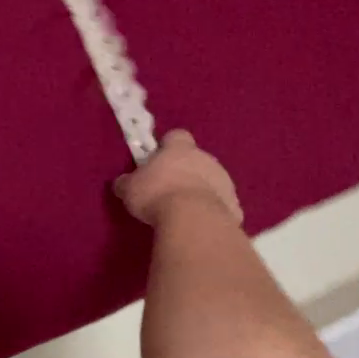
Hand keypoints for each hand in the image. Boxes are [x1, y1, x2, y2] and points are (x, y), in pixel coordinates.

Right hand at [113, 130, 242, 227]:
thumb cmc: (156, 195)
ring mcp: (224, 181)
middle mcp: (206, 159)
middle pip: (195, 159)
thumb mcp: (129, 188)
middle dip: (183, 170)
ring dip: (198, 188)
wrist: (194, 220)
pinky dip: (210, 208)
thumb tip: (124, 182)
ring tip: (181, 209)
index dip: (167, 145)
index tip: (157, 158)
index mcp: (180, 150)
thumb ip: (127, 181)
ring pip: (210, 179)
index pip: (176, 136)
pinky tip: (197, 221)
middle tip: (165, 187)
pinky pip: (219, 202)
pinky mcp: (234, 203)